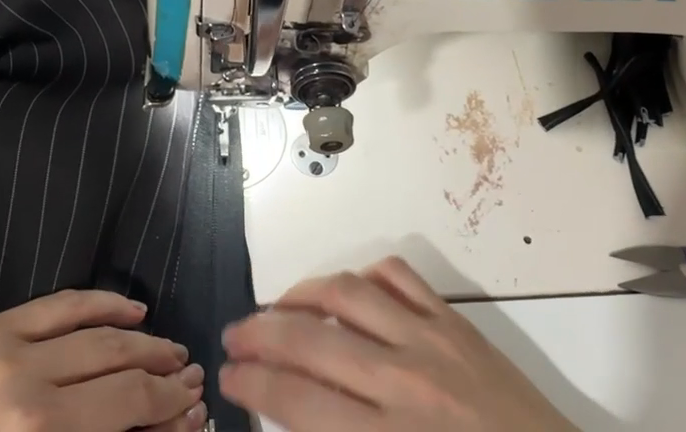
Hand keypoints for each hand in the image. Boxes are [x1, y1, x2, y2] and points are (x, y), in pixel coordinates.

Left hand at [0, 289, 206, 431]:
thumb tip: (147, 429)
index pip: (129, 406)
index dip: (170, 408)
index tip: (196, 411)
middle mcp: (30, 386)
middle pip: (120, 368)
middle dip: (165, 375)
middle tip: (194, 381)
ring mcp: (6, 348)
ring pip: (97, 333)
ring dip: (143, 340)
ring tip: (172, 349)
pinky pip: (58, 306)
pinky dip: (100, 304)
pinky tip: (129, 310)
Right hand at [220, 257, 578, 431]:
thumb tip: (293, 411)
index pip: (295, 398)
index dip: (251, 382)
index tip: (228, 374)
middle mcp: (402, 379)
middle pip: (310, 338)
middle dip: (259, 334)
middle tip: (234, 336)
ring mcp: (432, 340)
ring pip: (347, 292)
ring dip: (300, 293)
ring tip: (276, 306)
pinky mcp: (457, 321)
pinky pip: (399, 276)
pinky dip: (364, 275)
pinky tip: (346, 290)